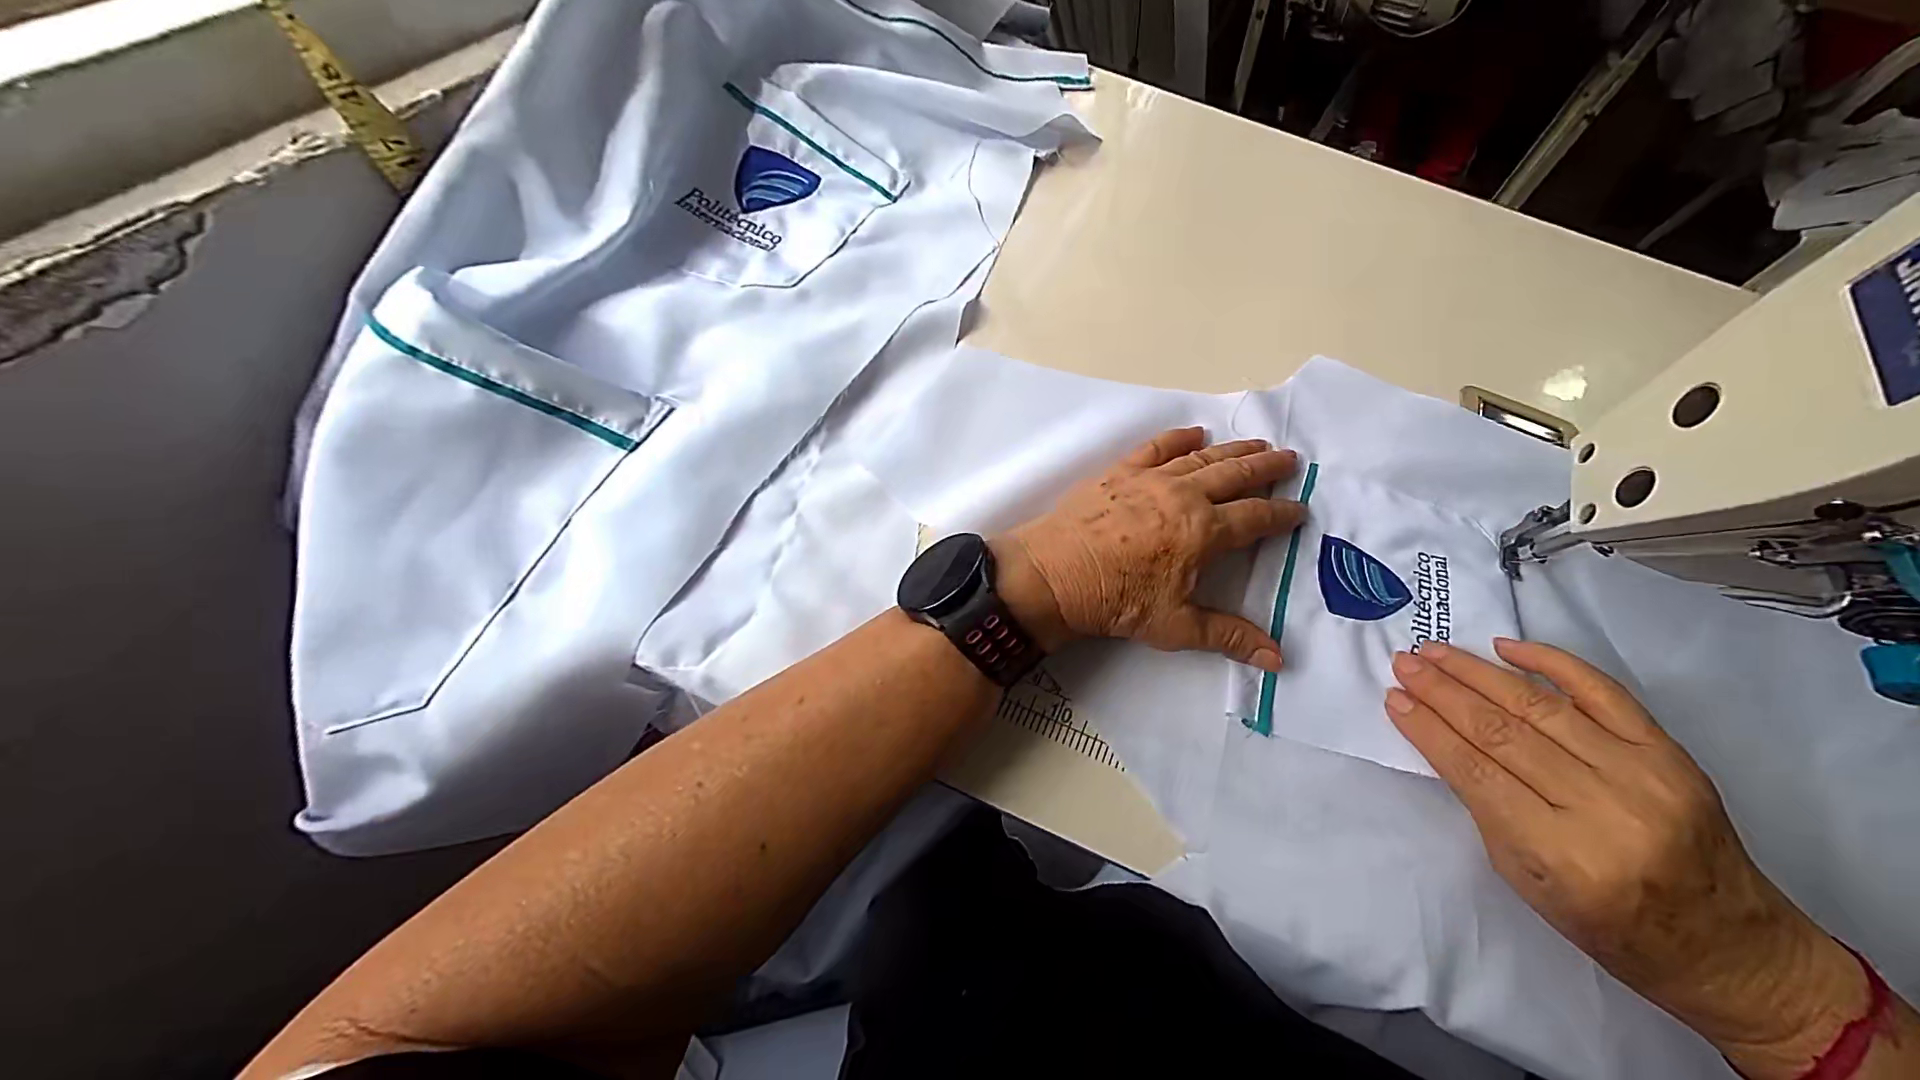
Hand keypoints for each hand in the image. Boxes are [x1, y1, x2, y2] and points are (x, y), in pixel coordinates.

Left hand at [993, 427, 1304, 670]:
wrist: (1053, 575)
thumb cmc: (1116, 601)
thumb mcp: (1175, 625)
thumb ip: (1228, 636)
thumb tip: (1277, 659)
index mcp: (1204, 531)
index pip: (1255, 517)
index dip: (1282, 513)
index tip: (1299, 509)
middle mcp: (1183, 496)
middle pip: (1235, 475)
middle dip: (1266, 467)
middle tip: (1289, 459)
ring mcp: (1149, 479)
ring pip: (1201, 457)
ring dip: (1231, 449)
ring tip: (1255, 443)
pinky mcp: (1119, 473)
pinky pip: (1155, 448)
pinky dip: (1177, 438)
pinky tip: (1192, 433)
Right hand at [1385, 639, 1875, 1077]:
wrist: (1728, 946)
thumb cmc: (1606, 921)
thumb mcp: (1522, 875)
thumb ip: (1484, 803)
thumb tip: (1440, 736)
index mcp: (1562, 853)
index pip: (1474, 771)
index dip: (1427, 729)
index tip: (1393, 698)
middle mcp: (1605, 809)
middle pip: (1502, 732)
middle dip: (1442, 692)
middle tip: (1405, 663)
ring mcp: (1645, 776)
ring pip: (1540, 707)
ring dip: (1478, 672)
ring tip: (1436, 652)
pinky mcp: (1672, 755)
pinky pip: (1605, 693)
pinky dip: (1553, 664)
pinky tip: (1508, 648)